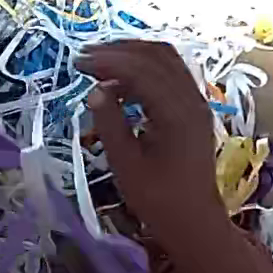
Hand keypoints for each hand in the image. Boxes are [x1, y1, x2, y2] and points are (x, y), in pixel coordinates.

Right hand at [79, 40, 226, 239]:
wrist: (193, 222)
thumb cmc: (157, 200)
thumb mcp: (126, 165)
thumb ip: (110, 124)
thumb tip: (95, 91)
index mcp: (177, 114)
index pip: (142, 71)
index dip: (108, 62)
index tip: (77, 63)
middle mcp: (192, 100)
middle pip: (157, 55)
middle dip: (119, 50)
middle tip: (84, 57)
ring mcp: (196, 103)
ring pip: (166, 61)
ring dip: (132, 55)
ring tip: (98, 64)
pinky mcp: (192, 110)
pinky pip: (169, 75)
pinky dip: (142, 70)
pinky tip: (119, 84)